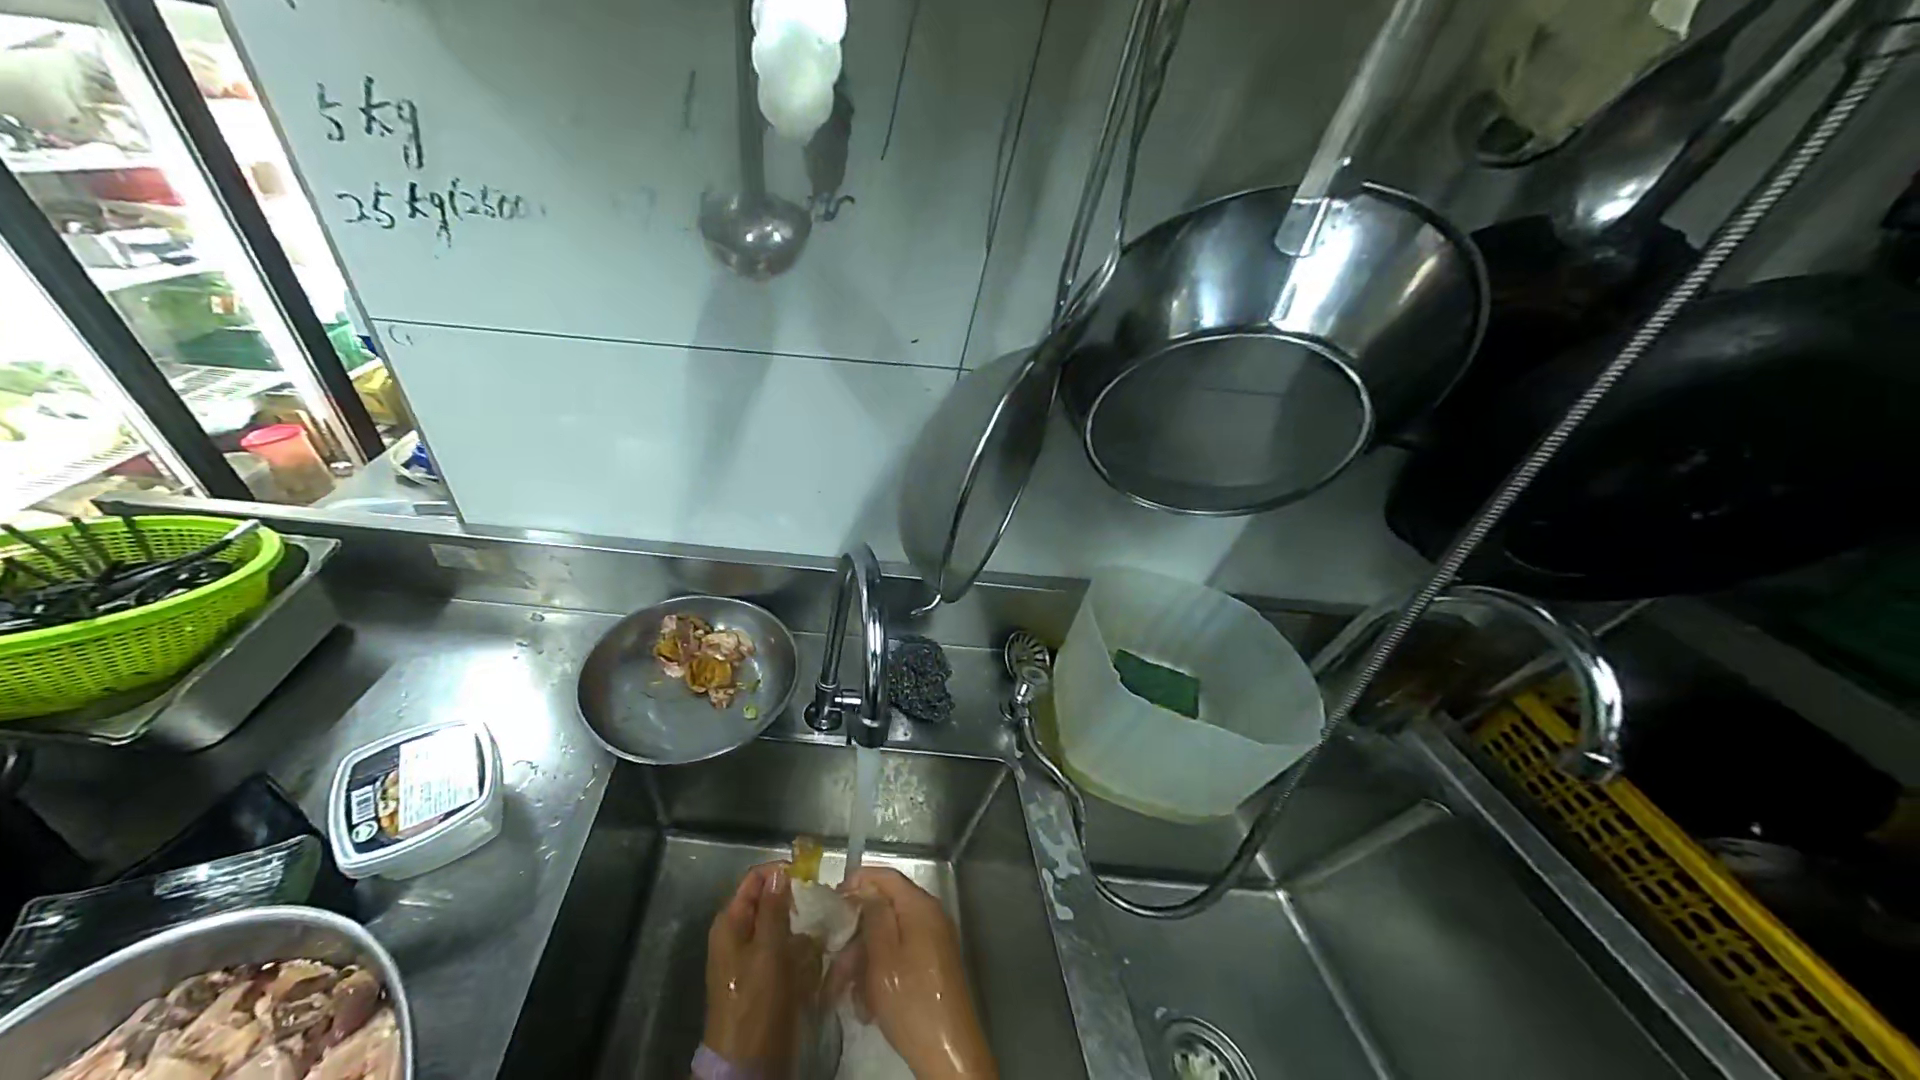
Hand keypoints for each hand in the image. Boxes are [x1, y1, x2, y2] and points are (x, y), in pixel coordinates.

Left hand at [704, 862, 820, 1074]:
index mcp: (730, 923)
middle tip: (822, 902)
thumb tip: (780, 872)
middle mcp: (738, 934)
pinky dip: (801, 949)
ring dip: (802, 927)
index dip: (780, 873)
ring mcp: (752, 956)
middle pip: (769, 902)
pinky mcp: (766, 975)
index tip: (811, 874)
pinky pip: (786, 950)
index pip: (754, 880)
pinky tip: (817, 954)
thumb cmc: (754, 1001)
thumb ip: (773, 909)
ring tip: (823, 928)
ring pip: (782, 926)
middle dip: (795, 901)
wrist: (748, 1061)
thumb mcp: (766, 950)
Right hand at [839, 867, 996, 1079]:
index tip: (832, 898)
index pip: (887, 876)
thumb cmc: (911, 1001)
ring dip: (865, 961)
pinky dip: (881, 974)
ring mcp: (934, 941)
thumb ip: (874, 915)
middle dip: (857, 935)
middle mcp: (930, 916)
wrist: (948, 1052)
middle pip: (886, 910)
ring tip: (848, 994)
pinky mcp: (932, 964)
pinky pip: (900, 957)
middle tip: (835, 961)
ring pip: (889, 938)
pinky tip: (868, 1004)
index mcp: (921, 907)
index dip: (858, 881)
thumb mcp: (883, 957)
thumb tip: (866, 888)